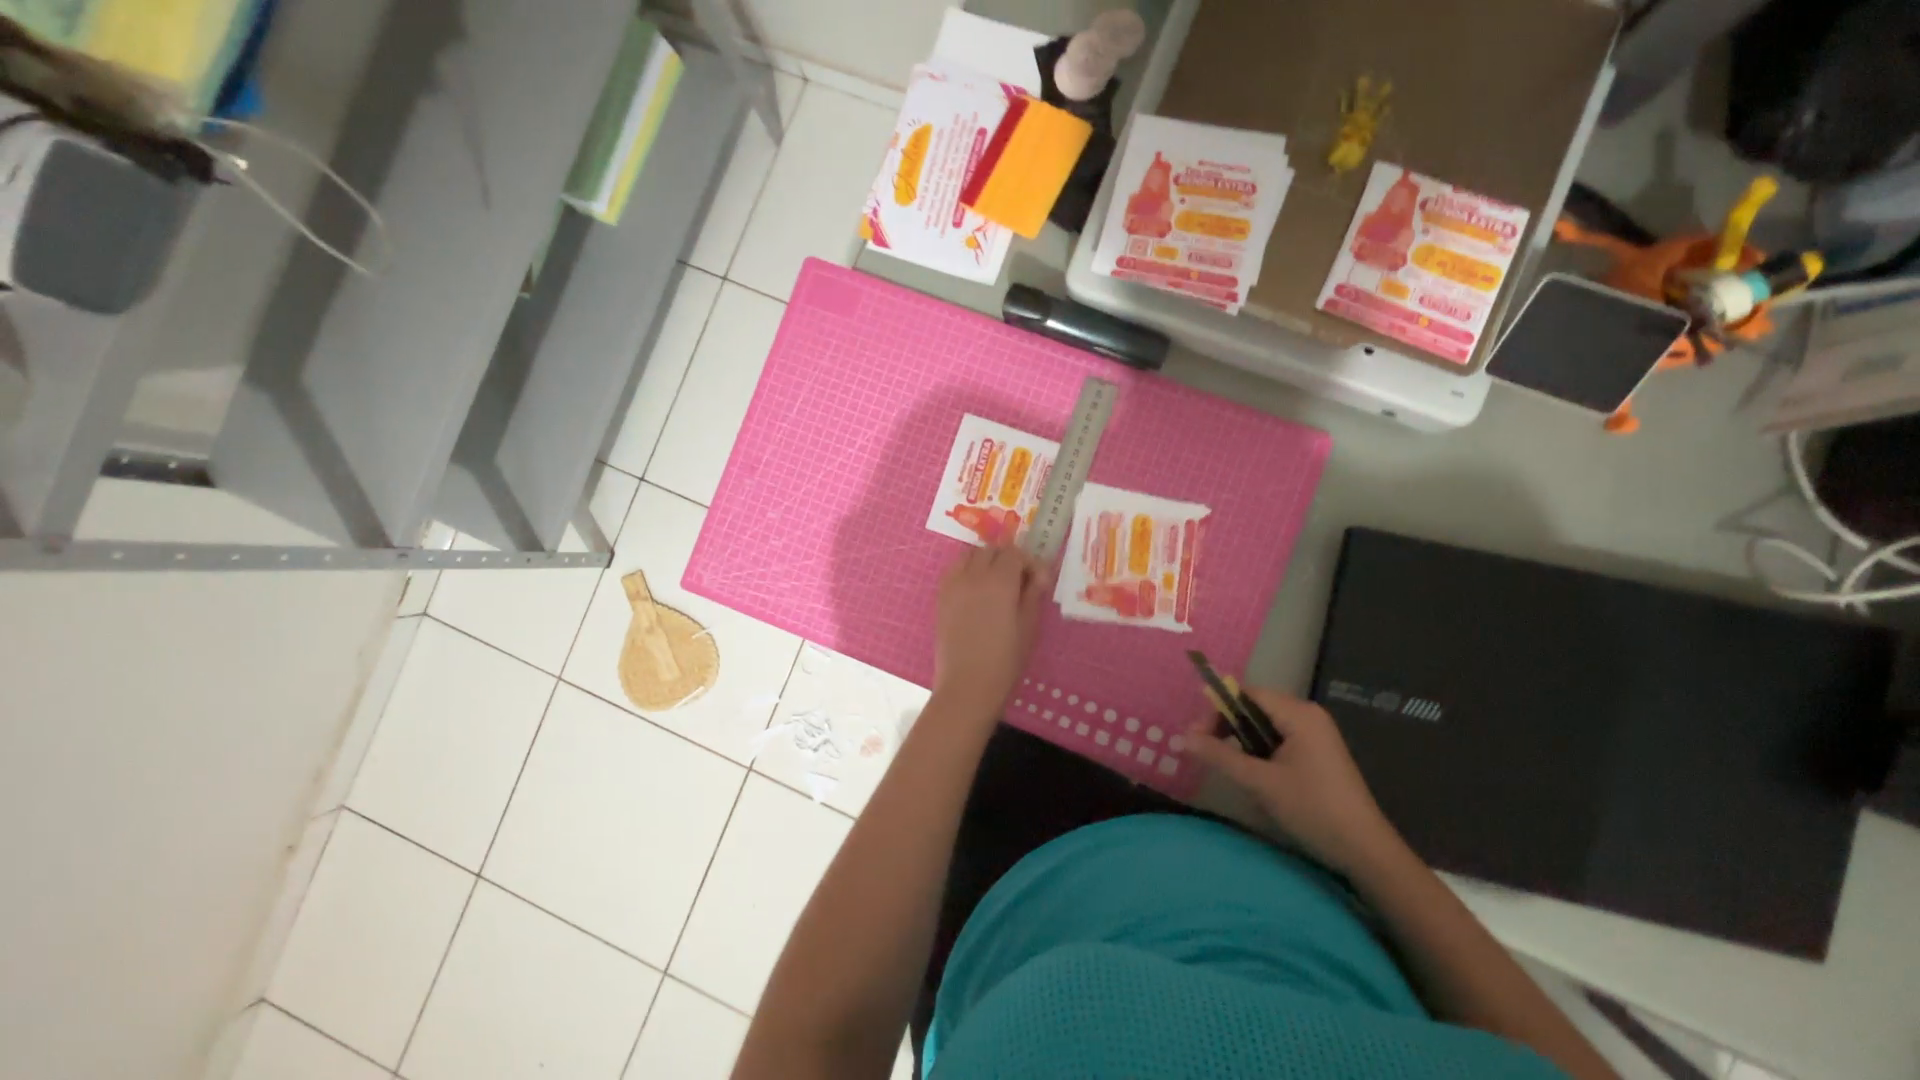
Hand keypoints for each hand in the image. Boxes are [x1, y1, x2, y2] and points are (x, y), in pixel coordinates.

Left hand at [933, 538, 1047, 718]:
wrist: (967, 685)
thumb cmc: (1005, 660)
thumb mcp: (1029, 626)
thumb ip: (1032, 594)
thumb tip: (1037, 576)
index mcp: (999, 581)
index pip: (1015, 553)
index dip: (1030, 563)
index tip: (1039, 582)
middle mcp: (973, 575)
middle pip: (991, 550)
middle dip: (1008, 559)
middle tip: (1020, 582)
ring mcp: (953, 584)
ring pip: (969, 555)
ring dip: (985, 561)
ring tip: (996, 584)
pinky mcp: (941, 597)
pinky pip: (954, 570)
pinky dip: (967, 571)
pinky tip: (976, 592)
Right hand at [1185, 688, 1401, 877]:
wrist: (1364, 848)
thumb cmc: (1312, 808)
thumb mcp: (1260, 782)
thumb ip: (1220, 756)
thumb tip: (1183, 737)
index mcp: (1299, 713)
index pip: (1247, 695)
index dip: (1217, 710)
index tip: (1195, 736)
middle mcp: (1309, 716)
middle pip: (1256, 708)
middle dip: (1226, 726)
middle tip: (1203, 751)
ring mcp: (1316, 735)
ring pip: (1266, 727)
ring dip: (1241, 742)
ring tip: (1224, 765)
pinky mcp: (1318, 754)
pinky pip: (1279, 741)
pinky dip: (1259, 752)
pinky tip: (1251, 774)